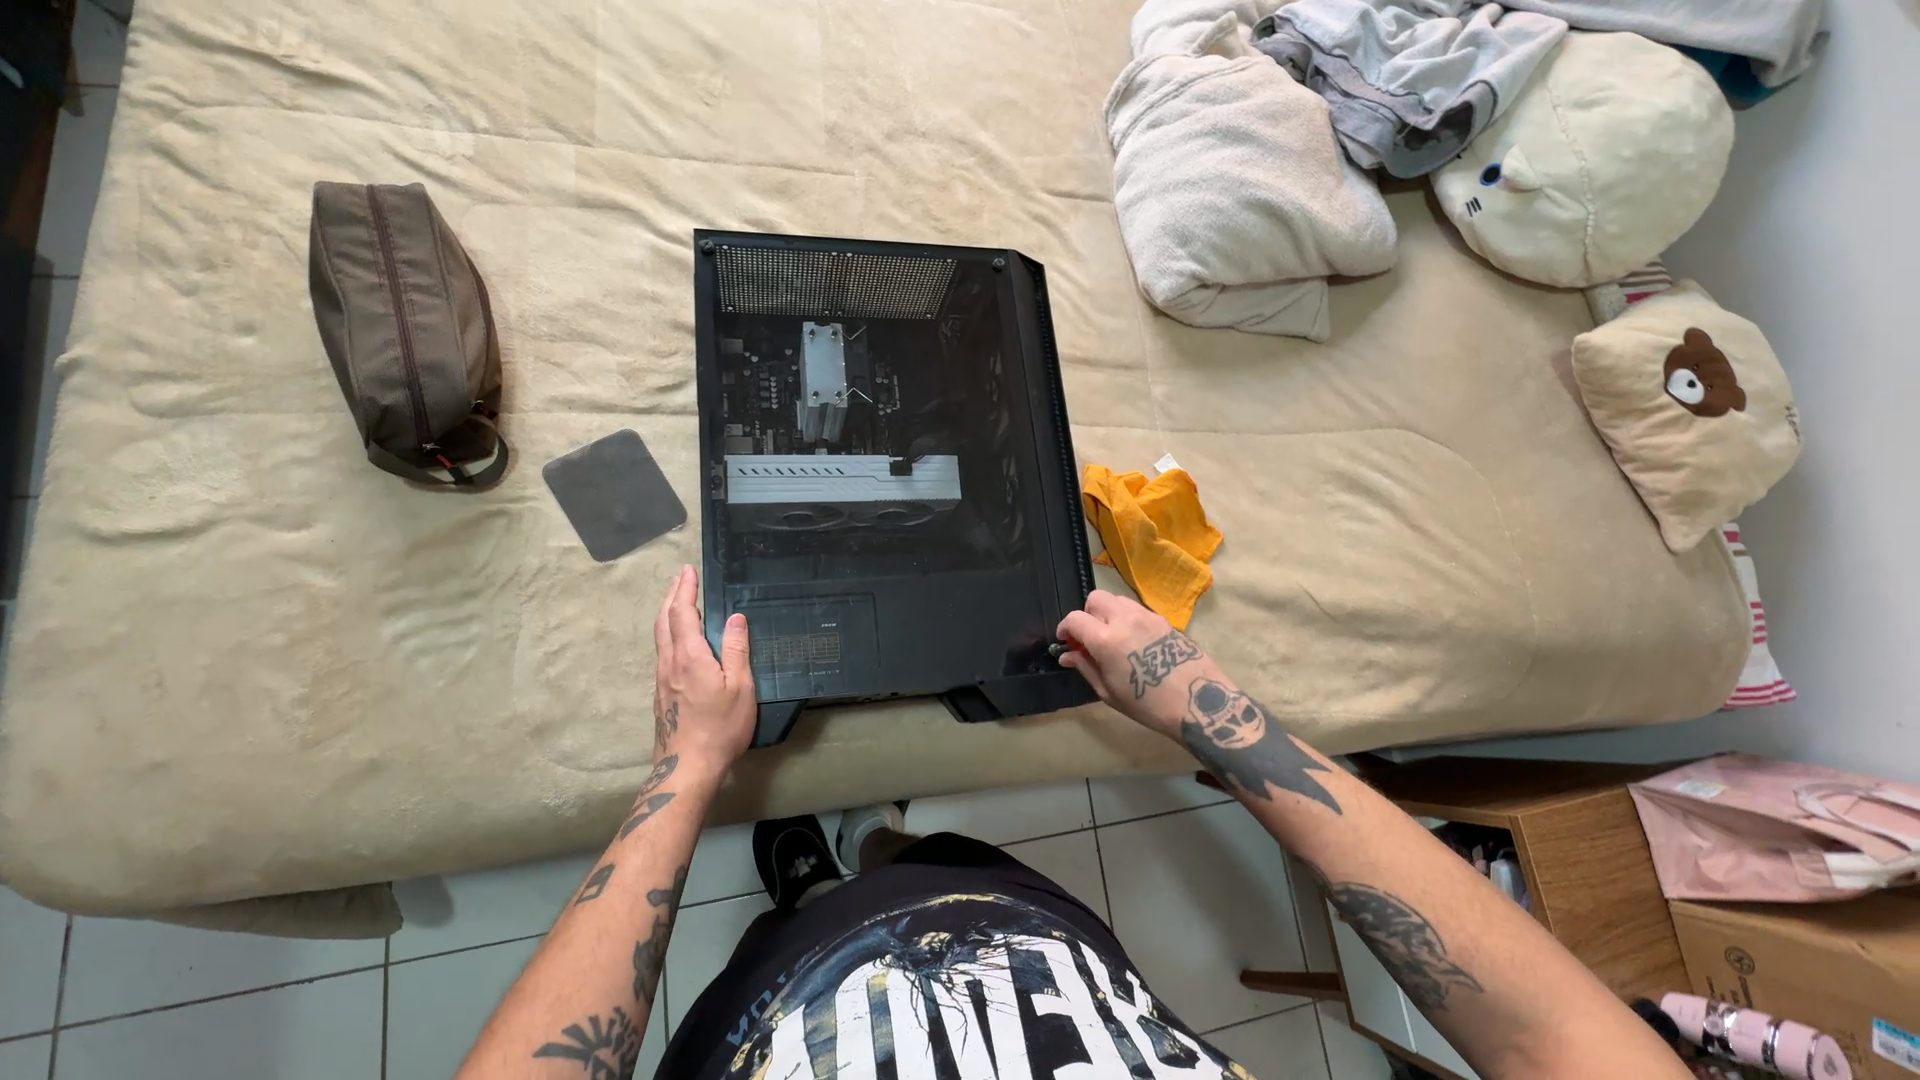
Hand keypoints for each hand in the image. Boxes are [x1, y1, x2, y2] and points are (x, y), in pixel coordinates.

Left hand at [651, 565, 755, 781]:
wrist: (687, 767)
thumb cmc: (720, 727)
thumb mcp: (740, 687)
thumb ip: (735, 650)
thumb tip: (735, 617)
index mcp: (689, 656)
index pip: (683, 613)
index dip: (685, 589)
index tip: (688, 570)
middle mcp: (670, 662)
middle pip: (664, 620)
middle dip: (672, 595)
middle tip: (681, 577)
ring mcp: (662, 679)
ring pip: (660, 636)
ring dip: (667, 613)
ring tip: (677, 600)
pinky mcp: (661, 694)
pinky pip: (662, 651)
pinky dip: (668, 632)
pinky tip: (677, 639)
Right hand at [1056, 590, 1217, 738]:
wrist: (1198, 702)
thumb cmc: (1148, 705)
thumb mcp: (1109, 692)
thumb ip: (1086, 667)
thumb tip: (1067, 655)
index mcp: (1106, 639)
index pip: (1075, 619)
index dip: (1065, 628)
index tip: (1065, 641)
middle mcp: (1125, 619)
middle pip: (1096, 598)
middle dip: (1087, 614)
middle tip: (1089, 638)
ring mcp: (1146, 615)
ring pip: (1117, 599)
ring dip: (1107, 613)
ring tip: (1112, 638)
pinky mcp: (1163, 619)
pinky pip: (1136, 609)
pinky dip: (1127, 618)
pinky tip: (1134, 641)